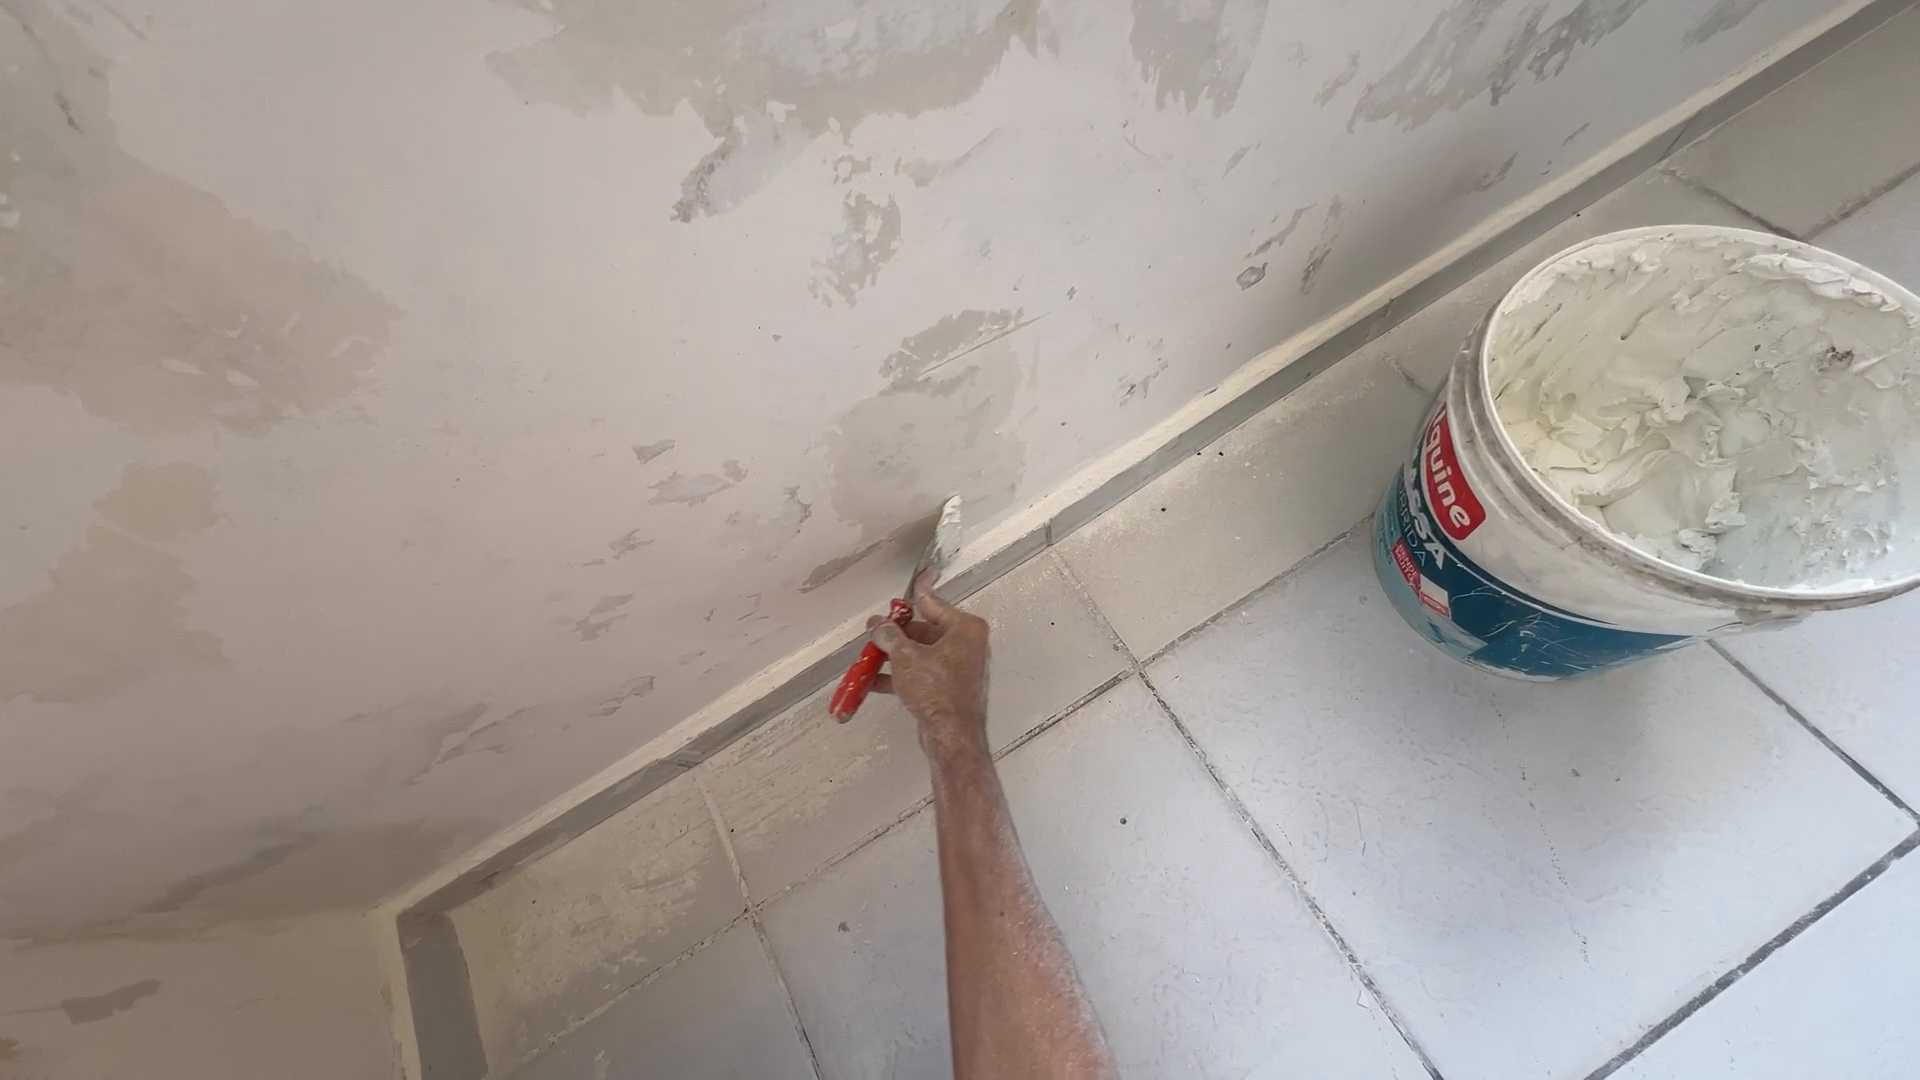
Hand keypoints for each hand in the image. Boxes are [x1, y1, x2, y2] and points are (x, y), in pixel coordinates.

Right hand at [866, 570, 989, 756]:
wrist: (950, 735)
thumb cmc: (938, 692)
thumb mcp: (905, 656)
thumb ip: (890, 635)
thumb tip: (879, 626)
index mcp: (965, 629)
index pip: (934, 602)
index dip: (919, 591)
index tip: (919, 574)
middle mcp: (967, 645)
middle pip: (925, 630)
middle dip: (897, 633)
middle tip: (875, 630)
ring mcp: (960, 668)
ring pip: (921, 653)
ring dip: (895, 656)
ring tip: (870, 656)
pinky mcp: (951, 688)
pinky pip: (923, 674)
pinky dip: (901, 675)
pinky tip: (876, 681)